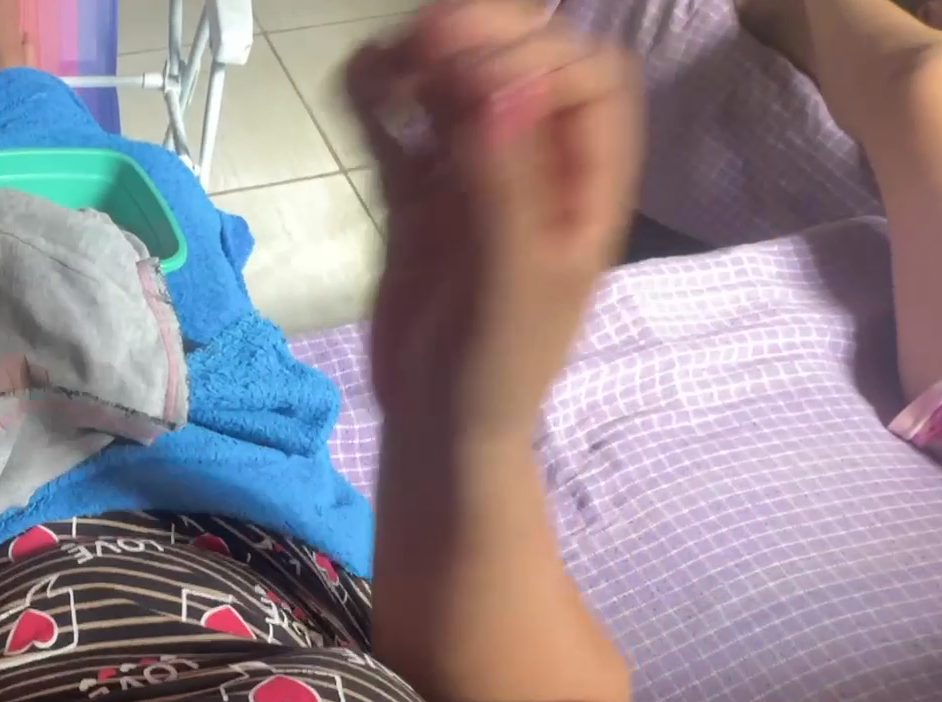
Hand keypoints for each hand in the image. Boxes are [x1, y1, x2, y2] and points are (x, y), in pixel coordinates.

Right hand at [347, 0, 642, 440]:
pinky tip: (357, 87)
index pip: (580, 82)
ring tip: (377, 60)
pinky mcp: (417, 212)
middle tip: (416, 40)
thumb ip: (506, 190)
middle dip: (471, 44)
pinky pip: (402, 146)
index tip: (464, 72)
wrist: (437, 423)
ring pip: (451, 104)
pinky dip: (380, 113)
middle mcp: (531, 171)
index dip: (530, 57)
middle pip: (515, 74)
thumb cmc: (493, 368)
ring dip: (419, 70)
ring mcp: (469, 188)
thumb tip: (496, 89)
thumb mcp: (511, 284)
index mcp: (583, 184)